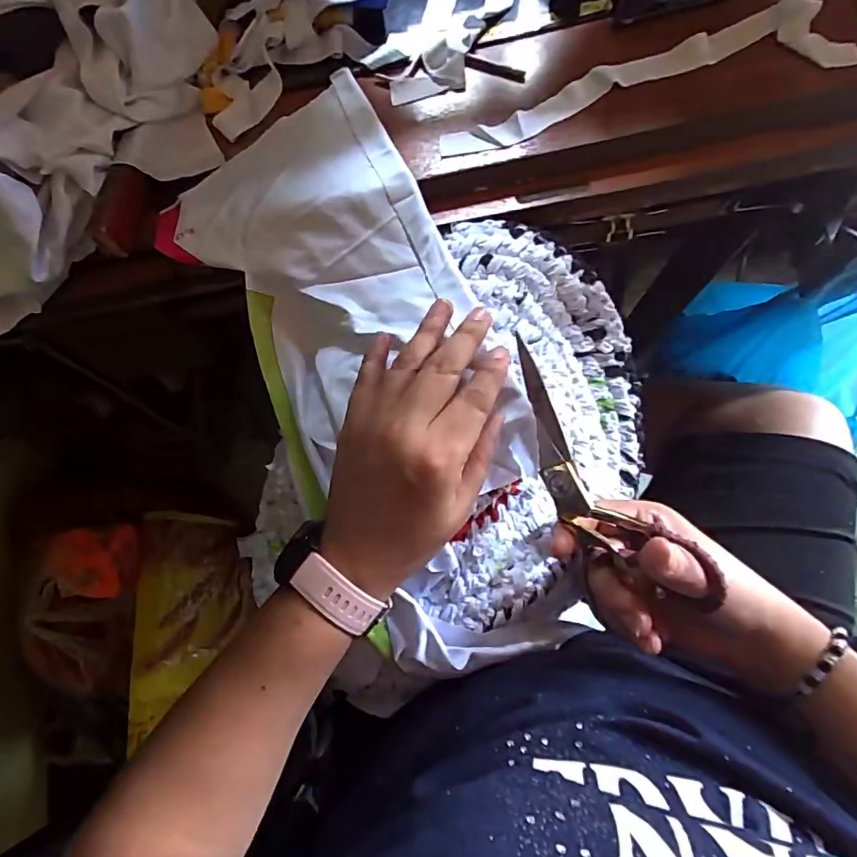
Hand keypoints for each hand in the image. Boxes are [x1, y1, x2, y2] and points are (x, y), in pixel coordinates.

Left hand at [321, 300, 508, 597]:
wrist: (355, 552)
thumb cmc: (416, 534)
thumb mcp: (462, 503)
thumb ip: (480, 451)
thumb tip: (496, 406)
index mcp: (440, 454)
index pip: (473, 399)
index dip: (491, 372)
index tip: (503, 349)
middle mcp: (407, 427)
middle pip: (441, 371)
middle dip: (465, 339)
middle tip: (482, 314)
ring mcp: (374, 419)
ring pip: (406, 364)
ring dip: (427, 332)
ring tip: (444, 304)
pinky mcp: (353, 420)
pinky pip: (367, 377)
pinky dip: (378, 354)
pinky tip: (391, 334)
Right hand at [550, 500, 832, 693]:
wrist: (757, 644)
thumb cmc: (741, 598)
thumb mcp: (712, 581)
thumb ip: (678, 565)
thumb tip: (649, 550)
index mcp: (649, 523)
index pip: (597, 513)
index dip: (574, 527)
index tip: (560, 550)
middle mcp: (633, 543)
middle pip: (591, 556)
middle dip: (610, 591)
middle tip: (639, 617)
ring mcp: (631, 573)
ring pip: (598, 587)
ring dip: (621, 614)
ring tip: (653, 633)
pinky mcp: (631, 601)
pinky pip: (608, 611)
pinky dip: (627, 628)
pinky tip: (654, 639)